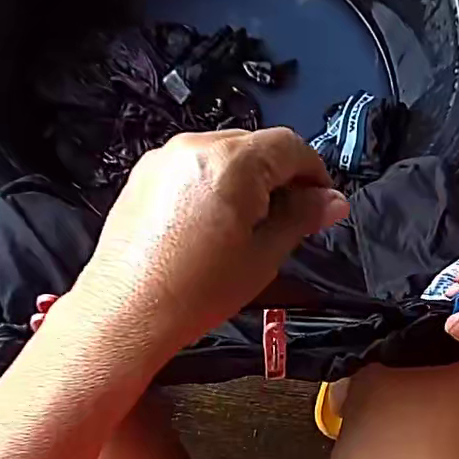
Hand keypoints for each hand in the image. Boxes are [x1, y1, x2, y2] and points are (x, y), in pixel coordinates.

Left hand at [67, 129, 348, 359]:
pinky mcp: (144, 174)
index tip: (321, 202)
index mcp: (232, 163)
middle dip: (279, 177)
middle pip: (257, 146)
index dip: (314, 173)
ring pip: (224, 154)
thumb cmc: (195, 292)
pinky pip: (193, 166)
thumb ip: (301, 218)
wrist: (126, 313)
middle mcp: (195, 146)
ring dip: (246, 180)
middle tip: (288, 219)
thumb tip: (332, 201)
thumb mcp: (263, 256)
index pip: (291, 146)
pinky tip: (211, 224)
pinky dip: (213, 184)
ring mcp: (165, 158)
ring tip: (246, 227)